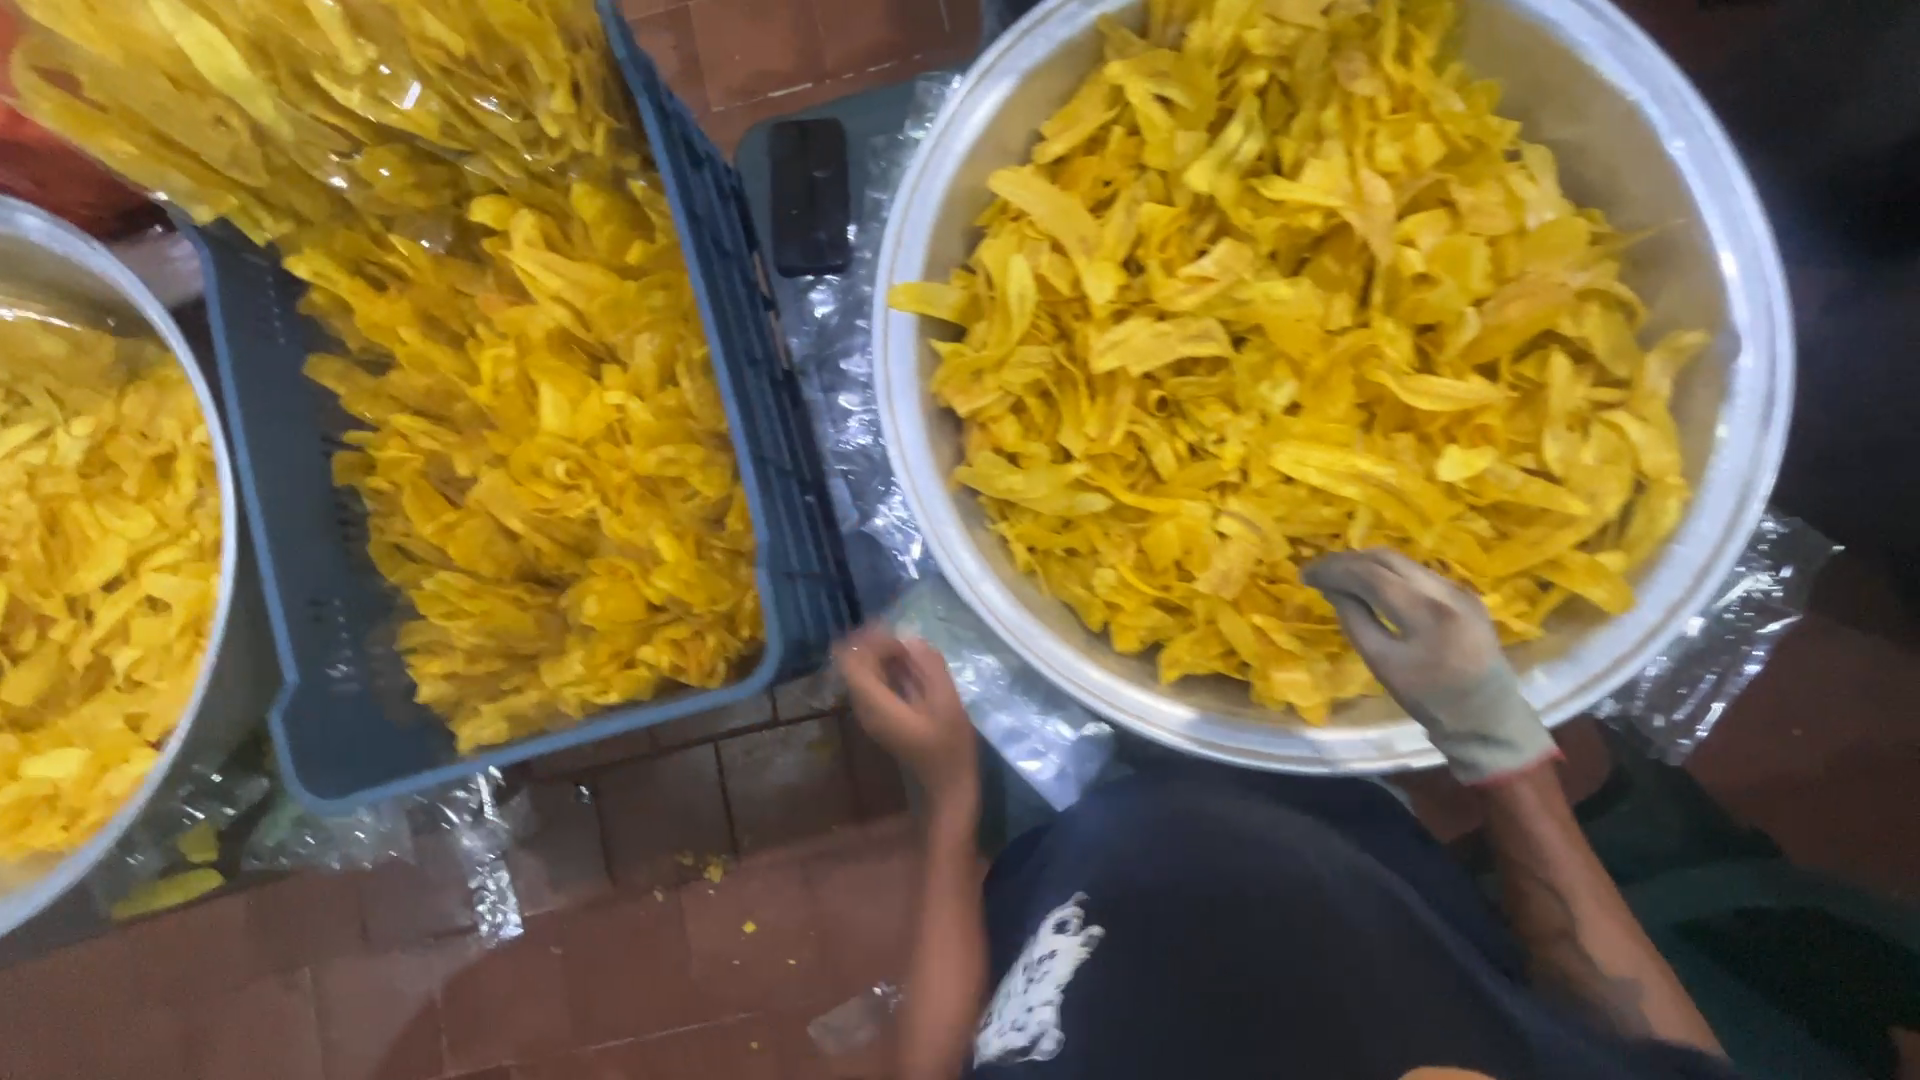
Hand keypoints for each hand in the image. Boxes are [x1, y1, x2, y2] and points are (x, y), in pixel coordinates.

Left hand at [834, 624, 979, 814]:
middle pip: (856, 663)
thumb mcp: (947, 703)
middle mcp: (865, 707)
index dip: (868, 640)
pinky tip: (916, 669)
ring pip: (866, 671)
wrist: (948, 786)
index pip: (850, 660)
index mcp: (875, 704)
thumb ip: (929, 668)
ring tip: (916, 652)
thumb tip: (910, 638)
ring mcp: (871, 713)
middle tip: (910, 641)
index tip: (897, 635)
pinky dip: (891, 669)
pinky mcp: (882, 716)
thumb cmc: (950, 747)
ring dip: (885, 656)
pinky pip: (876, 683)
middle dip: (878, 645)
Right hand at [1302, 548, 1556, 784]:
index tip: (1305, 575)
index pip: (1370, 574)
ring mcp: (1459, 590)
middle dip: (1347, 561)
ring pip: (1403, 562)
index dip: (1333, 570)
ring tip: (1339, 576)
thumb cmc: (1428, 696)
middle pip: (1387, 559)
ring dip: (1366, 564)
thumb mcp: (1381, 662)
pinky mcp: (1464, 595)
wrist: (1486, 715)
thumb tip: (1332, 588)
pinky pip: (1417, 574)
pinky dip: (1388, 574)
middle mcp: (1446, 591)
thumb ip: (1354, 619)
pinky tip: (1370, 586)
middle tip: (1318, 571)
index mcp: (1426, 612)